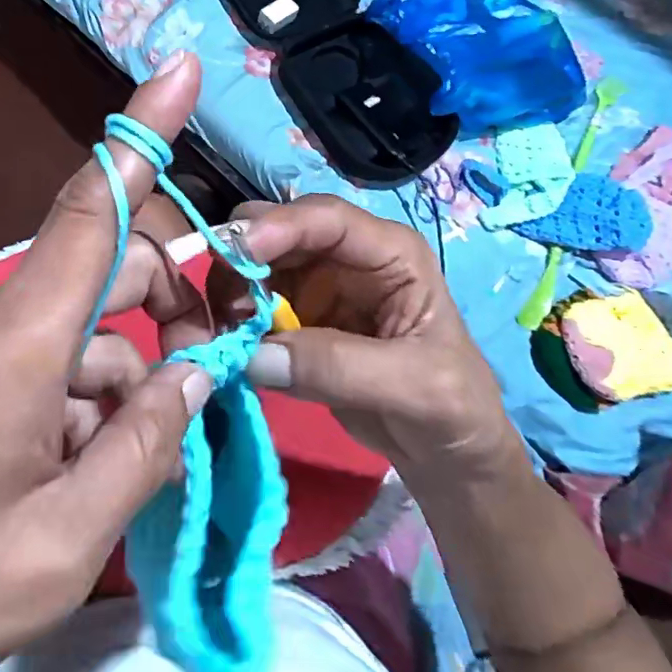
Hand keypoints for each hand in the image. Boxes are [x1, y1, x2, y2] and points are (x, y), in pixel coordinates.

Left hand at [0, 53, 218, 671]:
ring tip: (144, 453)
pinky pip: (63, 367)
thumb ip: (143, 450)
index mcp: (20, 341)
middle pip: (113, 268)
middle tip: (211, 376)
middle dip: (175, 303)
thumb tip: (197, 378)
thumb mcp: (58, 542)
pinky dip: (100, 402)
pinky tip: (98, 468)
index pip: (94, 205)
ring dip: (138, 372)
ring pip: (95, 328)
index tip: (180, 69)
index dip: (142, 131)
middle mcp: (1, 324)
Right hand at [209, 195, 517, 478]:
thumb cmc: (450, 408)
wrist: (446, 452)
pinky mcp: (296, 317)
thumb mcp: (412, 386)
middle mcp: (348, 256)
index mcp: (390, 253)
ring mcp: (318, 285)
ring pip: (256, 262)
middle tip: (221, 304)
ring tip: (223, 332)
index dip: (277, 227)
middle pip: (280, 230)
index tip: (233, 253)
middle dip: (242, 255)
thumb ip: (337, 367)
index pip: (327, 219)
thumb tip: (254, 356)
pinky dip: (233, 316)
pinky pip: (252, 301)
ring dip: (231, 288)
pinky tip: (229, 342)